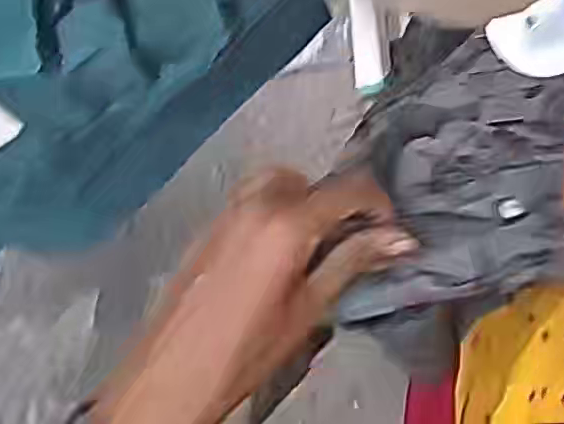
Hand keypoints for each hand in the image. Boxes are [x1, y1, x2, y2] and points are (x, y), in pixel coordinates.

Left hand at [93, 168, 414, 423]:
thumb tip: (402, 237)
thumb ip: (354, 260)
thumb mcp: (308, 309)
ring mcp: (232, 206)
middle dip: (343, 205)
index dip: (380, 204)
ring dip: (310, 199)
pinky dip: (280, 204)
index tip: (390, 231)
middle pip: (320, 180)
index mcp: (289, 220)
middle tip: (352, 243)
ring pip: (288, 179)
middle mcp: (261, 199)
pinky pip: (259, 192)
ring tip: (315, 242)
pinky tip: (277, 248)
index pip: (352, 188)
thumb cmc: (243, 352)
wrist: (161, 384)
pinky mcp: (213, 221)